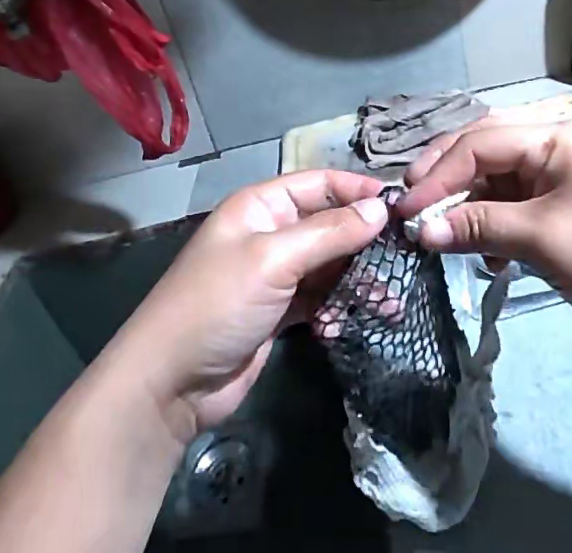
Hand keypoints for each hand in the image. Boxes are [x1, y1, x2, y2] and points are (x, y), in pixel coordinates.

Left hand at [95, 170, 388, 441]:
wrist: (168, 387)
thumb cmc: (218, 304)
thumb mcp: (275, 260)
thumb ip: (331, 231)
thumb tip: (381, 208)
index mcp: (262, 206)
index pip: (321, 183)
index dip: (359, 191)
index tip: (399, 206)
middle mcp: (272, 233)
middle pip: (331, 224)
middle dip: (365, 240)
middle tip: (403, 254)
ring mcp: (276, 273)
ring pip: (331, 264)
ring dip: (358, 280)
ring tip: (387, 300)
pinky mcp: (281, 309)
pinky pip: (322, 297)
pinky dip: (339, 307)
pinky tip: (350, 323)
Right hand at [397, 124, 571, 344]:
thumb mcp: (544, 239)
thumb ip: (479, 227)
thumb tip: (419, 229)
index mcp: (556, 139)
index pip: (479, 142)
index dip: (437, 174)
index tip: (403, 211)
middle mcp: (557, 150)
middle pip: (487, 153)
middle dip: (448, 181)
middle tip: (412, 212)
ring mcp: (564, 181)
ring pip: (499, 183)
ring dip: (471, 209)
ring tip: (449, 241)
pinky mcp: (568, 212)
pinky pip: (518, 209)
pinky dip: (495, 229)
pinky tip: (490, 258)